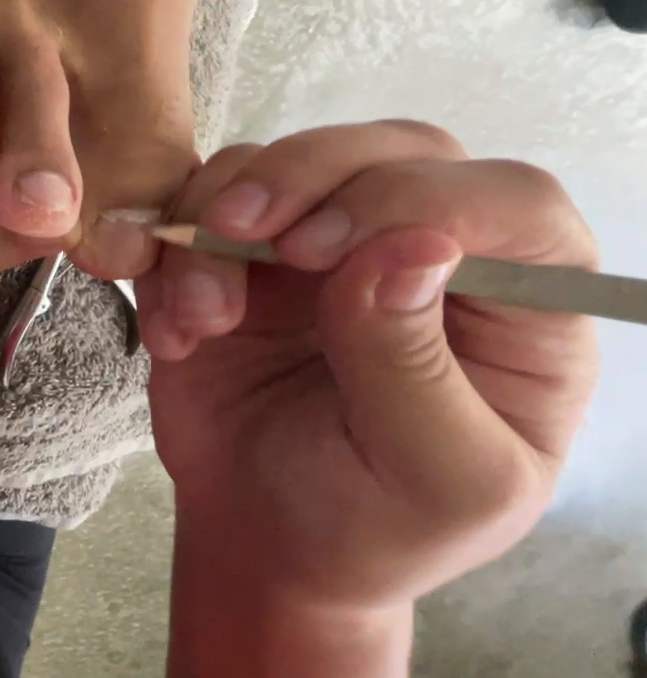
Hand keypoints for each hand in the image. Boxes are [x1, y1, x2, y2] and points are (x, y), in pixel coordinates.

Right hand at [139, 122, 600, 647]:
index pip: (504, 203)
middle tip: (237, 230)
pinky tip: (172, 334)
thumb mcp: (432, 473)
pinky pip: (182, 212)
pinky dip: (161, 259)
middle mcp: (413, 252)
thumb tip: (411, 249)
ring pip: (260, 167)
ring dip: (208, 231)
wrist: (260, 528)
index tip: (318, 253)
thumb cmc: (373, 517)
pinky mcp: (225, 255)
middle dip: (295, 175)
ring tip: (199, 323)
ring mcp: (309, 247)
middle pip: (378, 149)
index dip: (414, 199)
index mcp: (516, 306)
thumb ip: (416, 364)